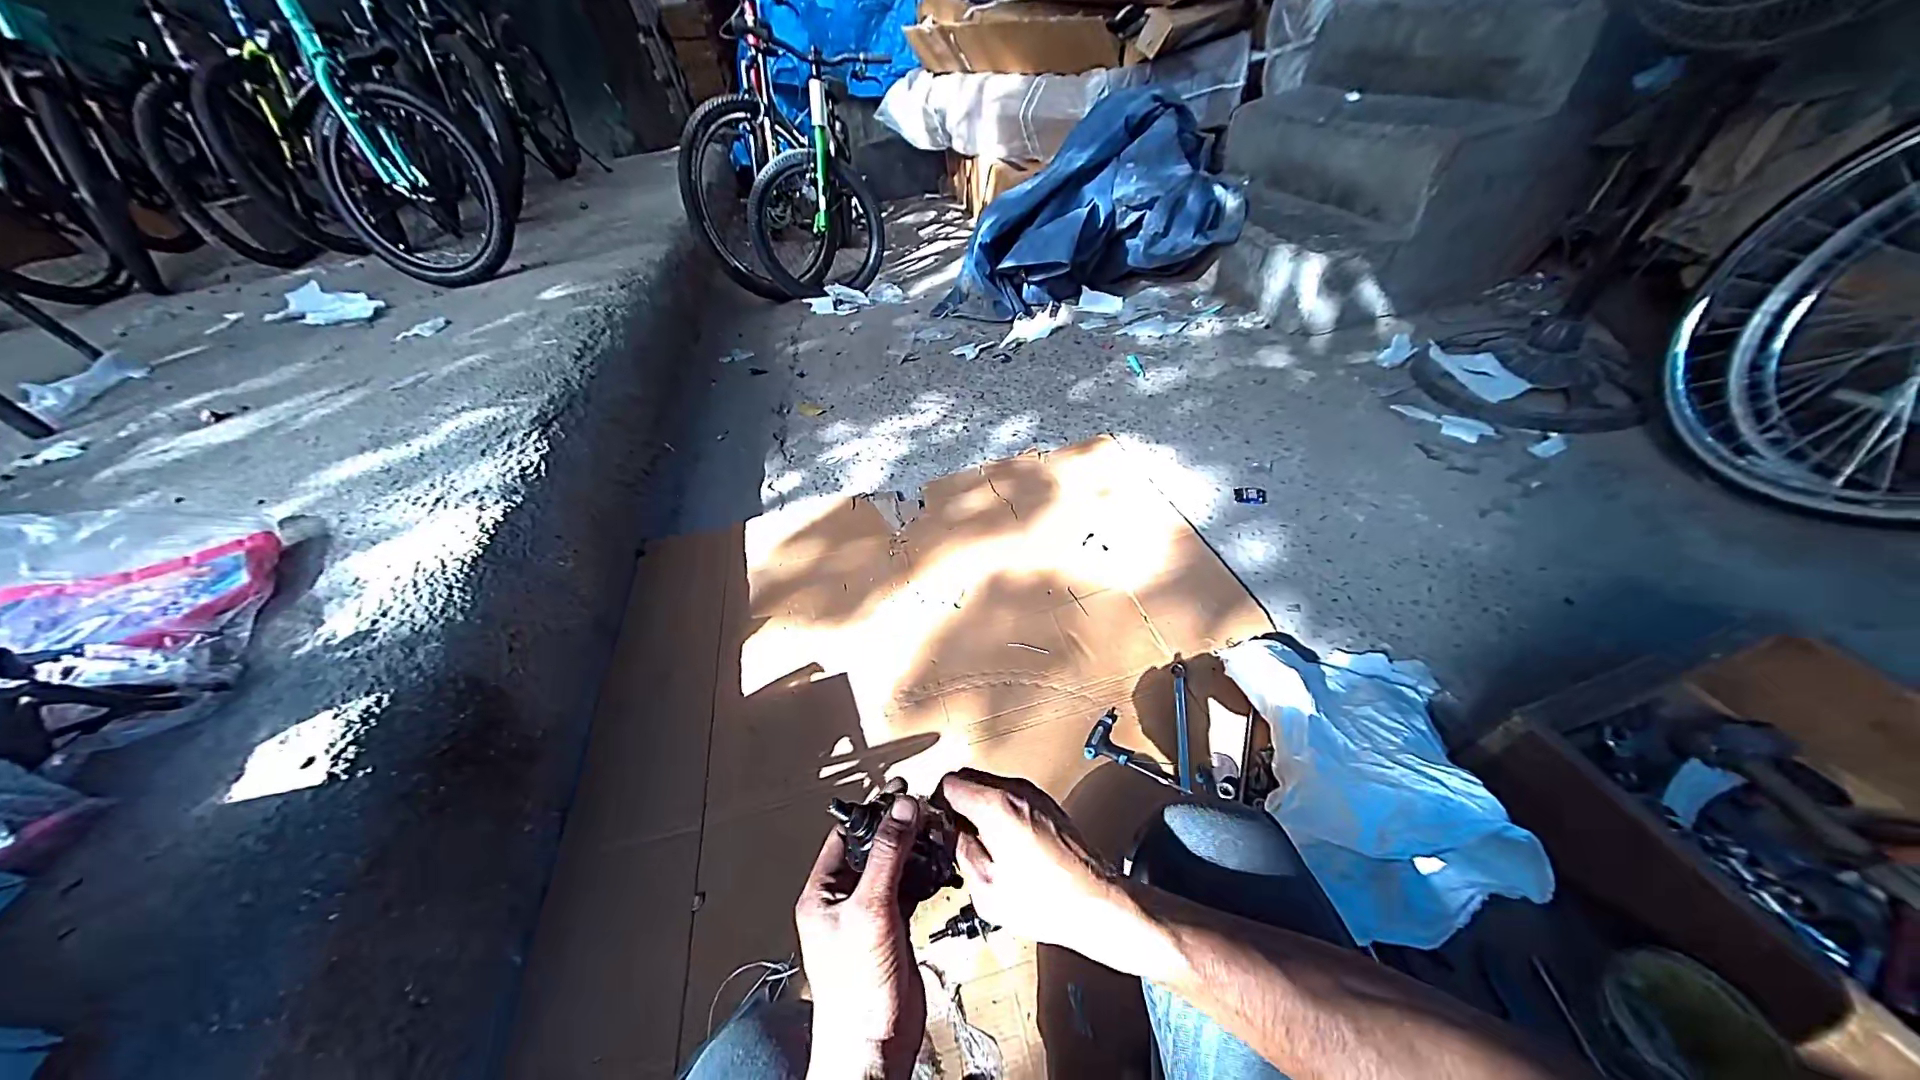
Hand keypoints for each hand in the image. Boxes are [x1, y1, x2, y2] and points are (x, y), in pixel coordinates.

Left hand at [795, 796, 925, 1079]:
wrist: (874, 1044)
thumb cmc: (855, 988)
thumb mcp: (870, 909)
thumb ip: (888, 855)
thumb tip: (902, 808)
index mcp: (823, 891)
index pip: (847, 835)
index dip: (874, 812)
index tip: (900, 793)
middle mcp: (844, 900)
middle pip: (874, 848)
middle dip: (899, 827)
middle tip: (925, 806)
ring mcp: (870, 914)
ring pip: (893, 867)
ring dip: (914, 849)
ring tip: (936, 828)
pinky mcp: (893, 929)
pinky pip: (908, 889)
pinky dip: (923, 874)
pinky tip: (939, 864)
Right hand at [937, 769, 1128, 959]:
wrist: (1095, 902)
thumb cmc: (1048, 900)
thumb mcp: (986, 889)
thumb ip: (962, 852)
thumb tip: (953, 836)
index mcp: (995, 806)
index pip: (949, 783)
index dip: (937, 803)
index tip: (937, 822)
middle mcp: (1015, 791)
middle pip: (968, 777)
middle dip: (956, 802)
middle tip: (954, 833)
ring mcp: (1033, 793)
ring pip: (989, 783)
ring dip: (978, 804)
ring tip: (981, 842)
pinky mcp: (1046, 802)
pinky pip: (1010, 794)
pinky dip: (998, 809)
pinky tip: (1003, 842)